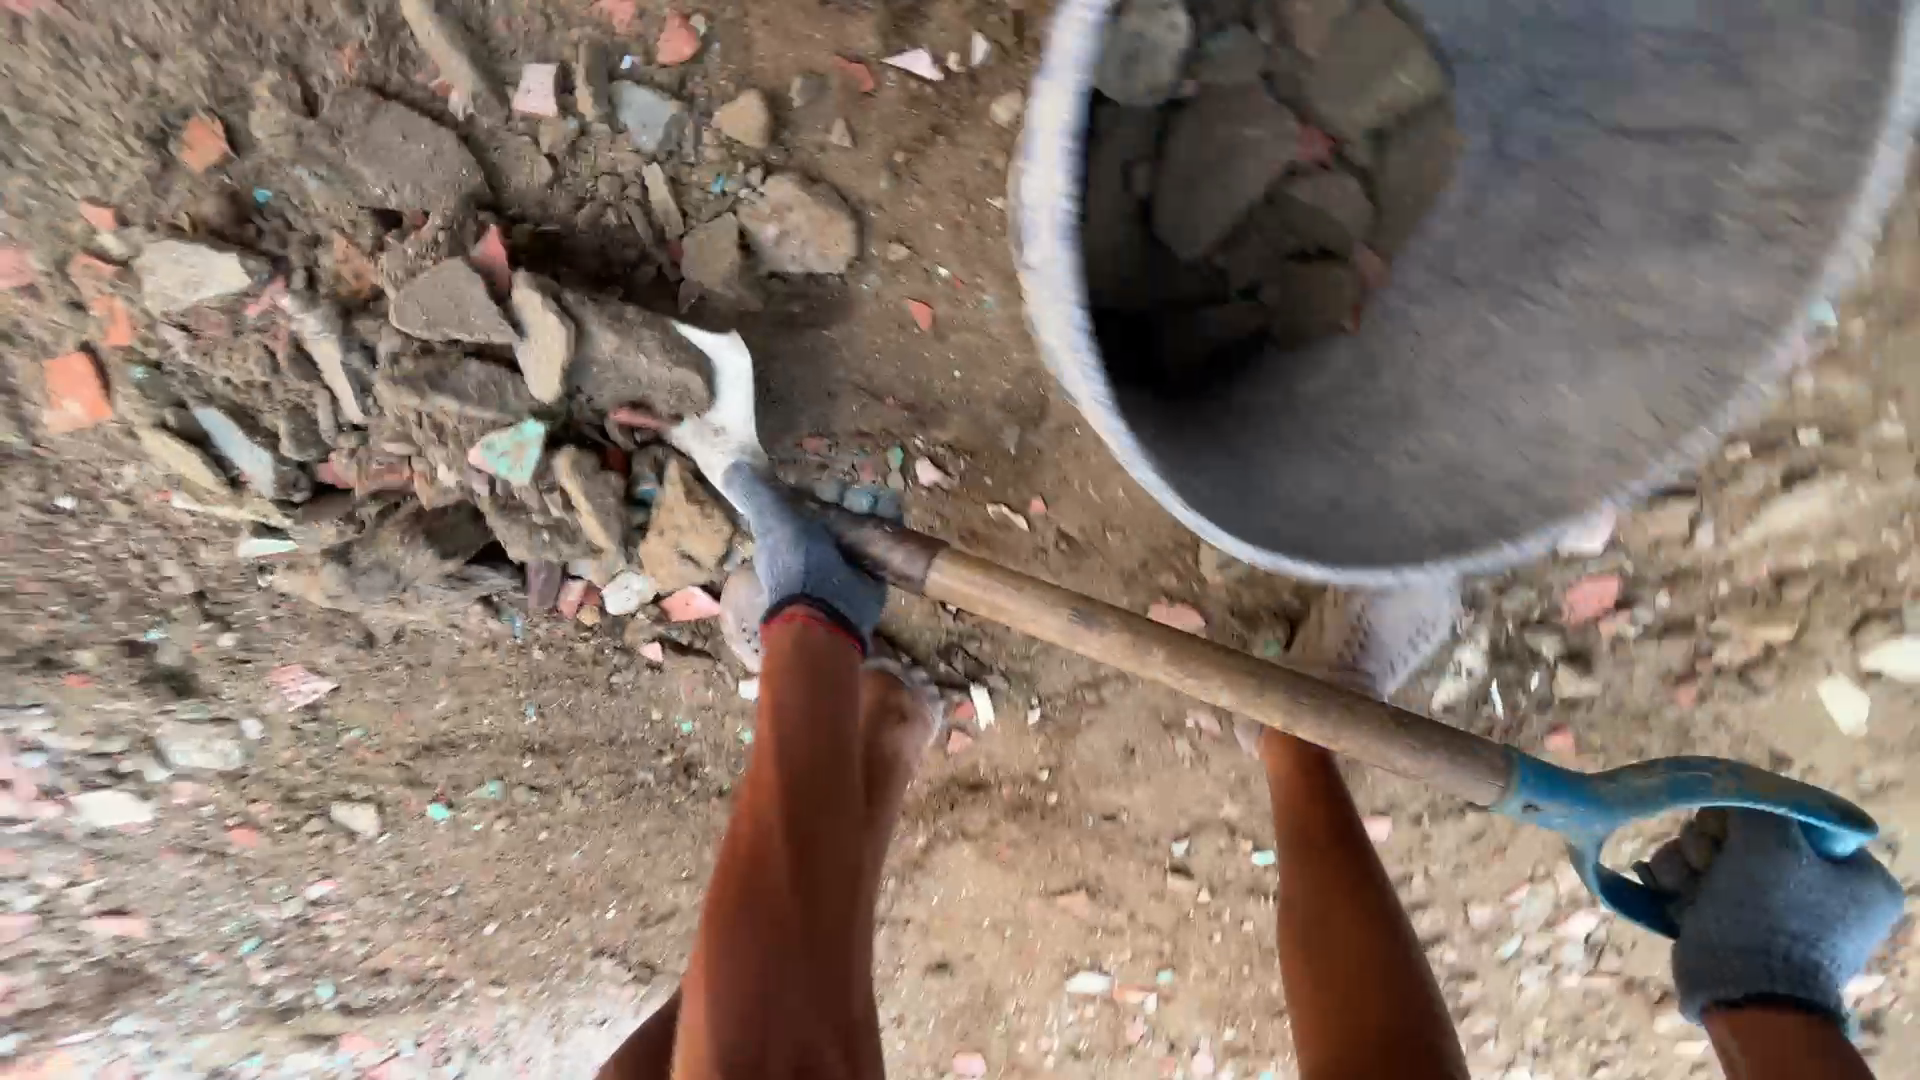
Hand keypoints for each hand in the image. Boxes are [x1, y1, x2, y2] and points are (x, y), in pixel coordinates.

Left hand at [718, 462, 885, 646]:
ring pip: (860, 519)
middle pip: (835, 508)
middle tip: (851, 493)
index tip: (823, 483)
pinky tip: (892, 503)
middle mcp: (815, 547)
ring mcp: (845, 559)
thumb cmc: (797, 564)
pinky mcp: (873, 568)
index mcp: (788, 536)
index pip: (803, 503)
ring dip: (868, 503)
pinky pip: (884, 535)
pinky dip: (889, 518)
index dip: (814, 488)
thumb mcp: (772, 521)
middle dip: (845, 495)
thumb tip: (731, 466)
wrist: (829, 610)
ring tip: (875, 497)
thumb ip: (756, 494)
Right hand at [1645, 809, 1903, 1021]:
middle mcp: (1818, 889)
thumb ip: (1754, 805)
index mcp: (1855, 875)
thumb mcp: (1769, 842)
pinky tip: (1676, 894)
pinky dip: (1679, 880)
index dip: (1750, 816)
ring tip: (1687, 882)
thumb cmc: (1769, 912)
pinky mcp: (1730, 916)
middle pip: (1742, 833)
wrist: (1743, 985)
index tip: (1731, 829)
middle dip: (1709, 839)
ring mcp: (1771, 905)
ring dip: (1685, 859)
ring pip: (1708, 852)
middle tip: (1708, 858)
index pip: (1792, 818)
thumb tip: (1734, 794)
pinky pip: (1694, 877)